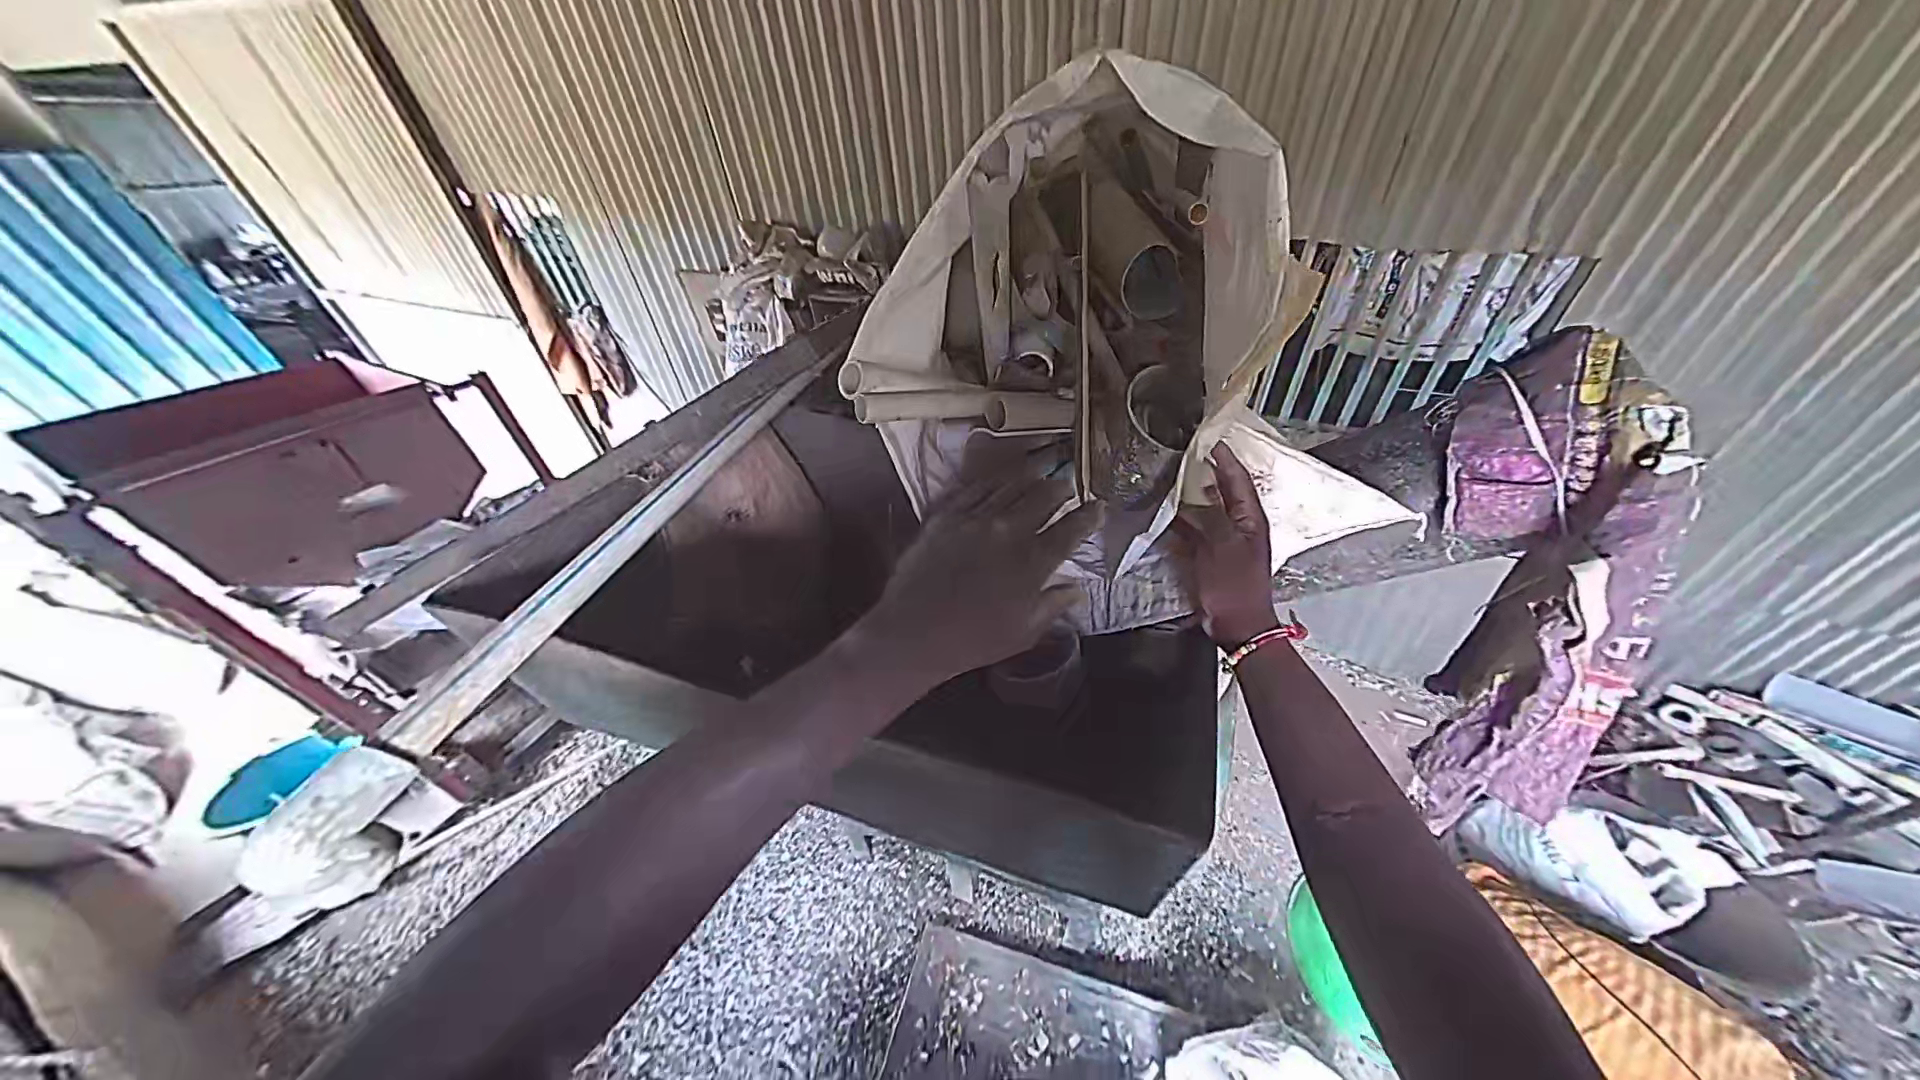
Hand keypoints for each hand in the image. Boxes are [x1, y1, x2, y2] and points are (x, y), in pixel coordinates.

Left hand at [858, 446, 1101, 682]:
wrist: (914, 632)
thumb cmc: (974, 640)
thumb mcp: (1024, 632)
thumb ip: (1053, 605)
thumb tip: (1077, 589)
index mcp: (1033, 562)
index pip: (1072, 529)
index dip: (1090, 515)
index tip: (1098, 506)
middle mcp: (1008, 531)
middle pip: (1043, 496)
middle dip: (1061, 488)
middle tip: (1066, 487)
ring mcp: (974, 519)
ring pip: (1010, 485)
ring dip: (1030, 477)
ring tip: (1039, 474)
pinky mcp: (945, 515)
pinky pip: (974, 489)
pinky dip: (993, 481)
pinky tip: (999, 480)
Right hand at [1173, 442, 1279, 646]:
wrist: (1238, 625)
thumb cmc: (1234, 585)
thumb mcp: (1222, 546)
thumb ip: (1206, 517)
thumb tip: (1187, 501)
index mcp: (1250, 519)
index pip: (1237, 480)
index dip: (1225, 459)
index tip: (1210, 440)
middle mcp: (1238, 526)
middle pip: (1222, 493)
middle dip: (1206, 474)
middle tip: (1185, 456)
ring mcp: (1224, 542)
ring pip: (1206, 511)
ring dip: (1191, 497)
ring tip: (1172, 480)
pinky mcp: (1210, 557)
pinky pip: (1194, 532)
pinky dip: (1182, 521)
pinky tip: (1168, 515)